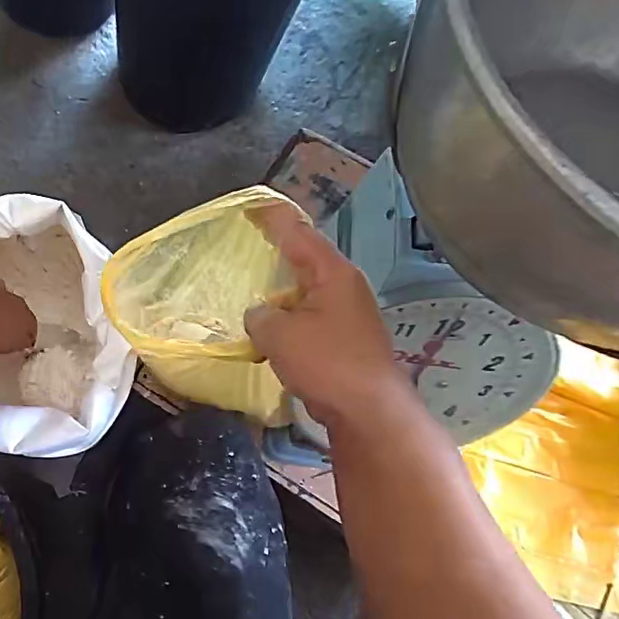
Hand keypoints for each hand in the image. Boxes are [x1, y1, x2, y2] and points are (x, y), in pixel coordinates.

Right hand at [242, 202, 404, 426]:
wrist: (369, 410)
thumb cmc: (327, 363)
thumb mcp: (280, 336)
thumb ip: (260, 318)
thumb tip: (259, 317)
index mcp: (333, 273)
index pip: (298, 232)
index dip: (273, 218)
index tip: (251, 208)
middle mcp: (346, 288)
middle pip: (306, 264)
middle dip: (278, 261)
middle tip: (249, 257)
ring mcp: (350, 317)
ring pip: (307, 298)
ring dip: (282, 303)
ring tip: (255, 308)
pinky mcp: (348, 343)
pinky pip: (312, 324)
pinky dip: (292, 328)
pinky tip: (274, 343)